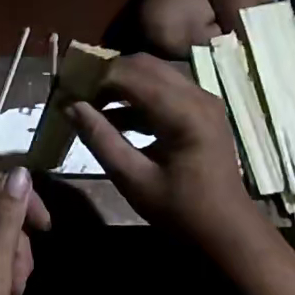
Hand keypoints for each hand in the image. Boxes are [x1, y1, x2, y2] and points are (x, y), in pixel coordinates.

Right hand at [67, 54, 261, 246]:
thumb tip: (70, 107)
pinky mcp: (203, 109)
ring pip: (154, 72)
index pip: (129, 74)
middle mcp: (197, 96)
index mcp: (183, 112)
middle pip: (143, 64)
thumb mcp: (133, 179)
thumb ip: (100, 139)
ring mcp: (203, 100)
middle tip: (78, 95)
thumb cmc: (180, 210)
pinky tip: (115, 120)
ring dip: (122, 83)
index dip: (95, 78)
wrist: (227, 230)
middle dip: (107, 75)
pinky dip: (138, 96)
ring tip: (92, 107)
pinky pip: (165, 88)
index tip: (68, 91)